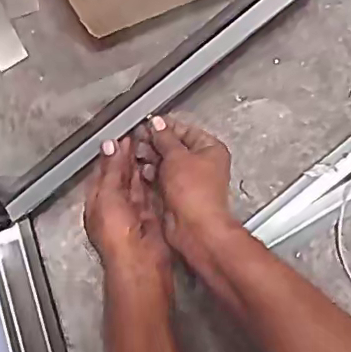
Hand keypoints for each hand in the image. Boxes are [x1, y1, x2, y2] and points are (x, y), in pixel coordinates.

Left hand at [84, 137, 171, 286]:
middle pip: (119, 176)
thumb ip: (111, 170)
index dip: (111, 154)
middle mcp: (113, 207)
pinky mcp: (150, 216)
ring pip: (135, 183)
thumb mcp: (108, 196)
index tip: (121, 137)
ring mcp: (132, 212)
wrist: (140, 263)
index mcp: (97, 202)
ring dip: (140, 165)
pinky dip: (153, 179)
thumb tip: (110, 146)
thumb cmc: (117, 234)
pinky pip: (151, 193)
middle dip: (126, 157)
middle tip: (137, 137)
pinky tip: (157, 165)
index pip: (102, 172)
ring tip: (148, 145)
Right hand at [135, 116, 234, 234]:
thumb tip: (157, 125)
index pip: (186, 130)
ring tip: (139, 154)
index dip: (166, 127)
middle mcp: (202, 164)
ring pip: (166, 163)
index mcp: (211, 149)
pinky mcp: (178, 194)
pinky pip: (162, 179)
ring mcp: (189, 181)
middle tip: (140, 139)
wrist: (194, 227)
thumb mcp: (177, 156)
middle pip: (175, 147)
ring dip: (152, 159)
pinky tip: (143, 171)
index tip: (149, 125)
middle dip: (156, 143)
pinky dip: (152, 175)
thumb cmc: (196, 194)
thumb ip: (164, 138)